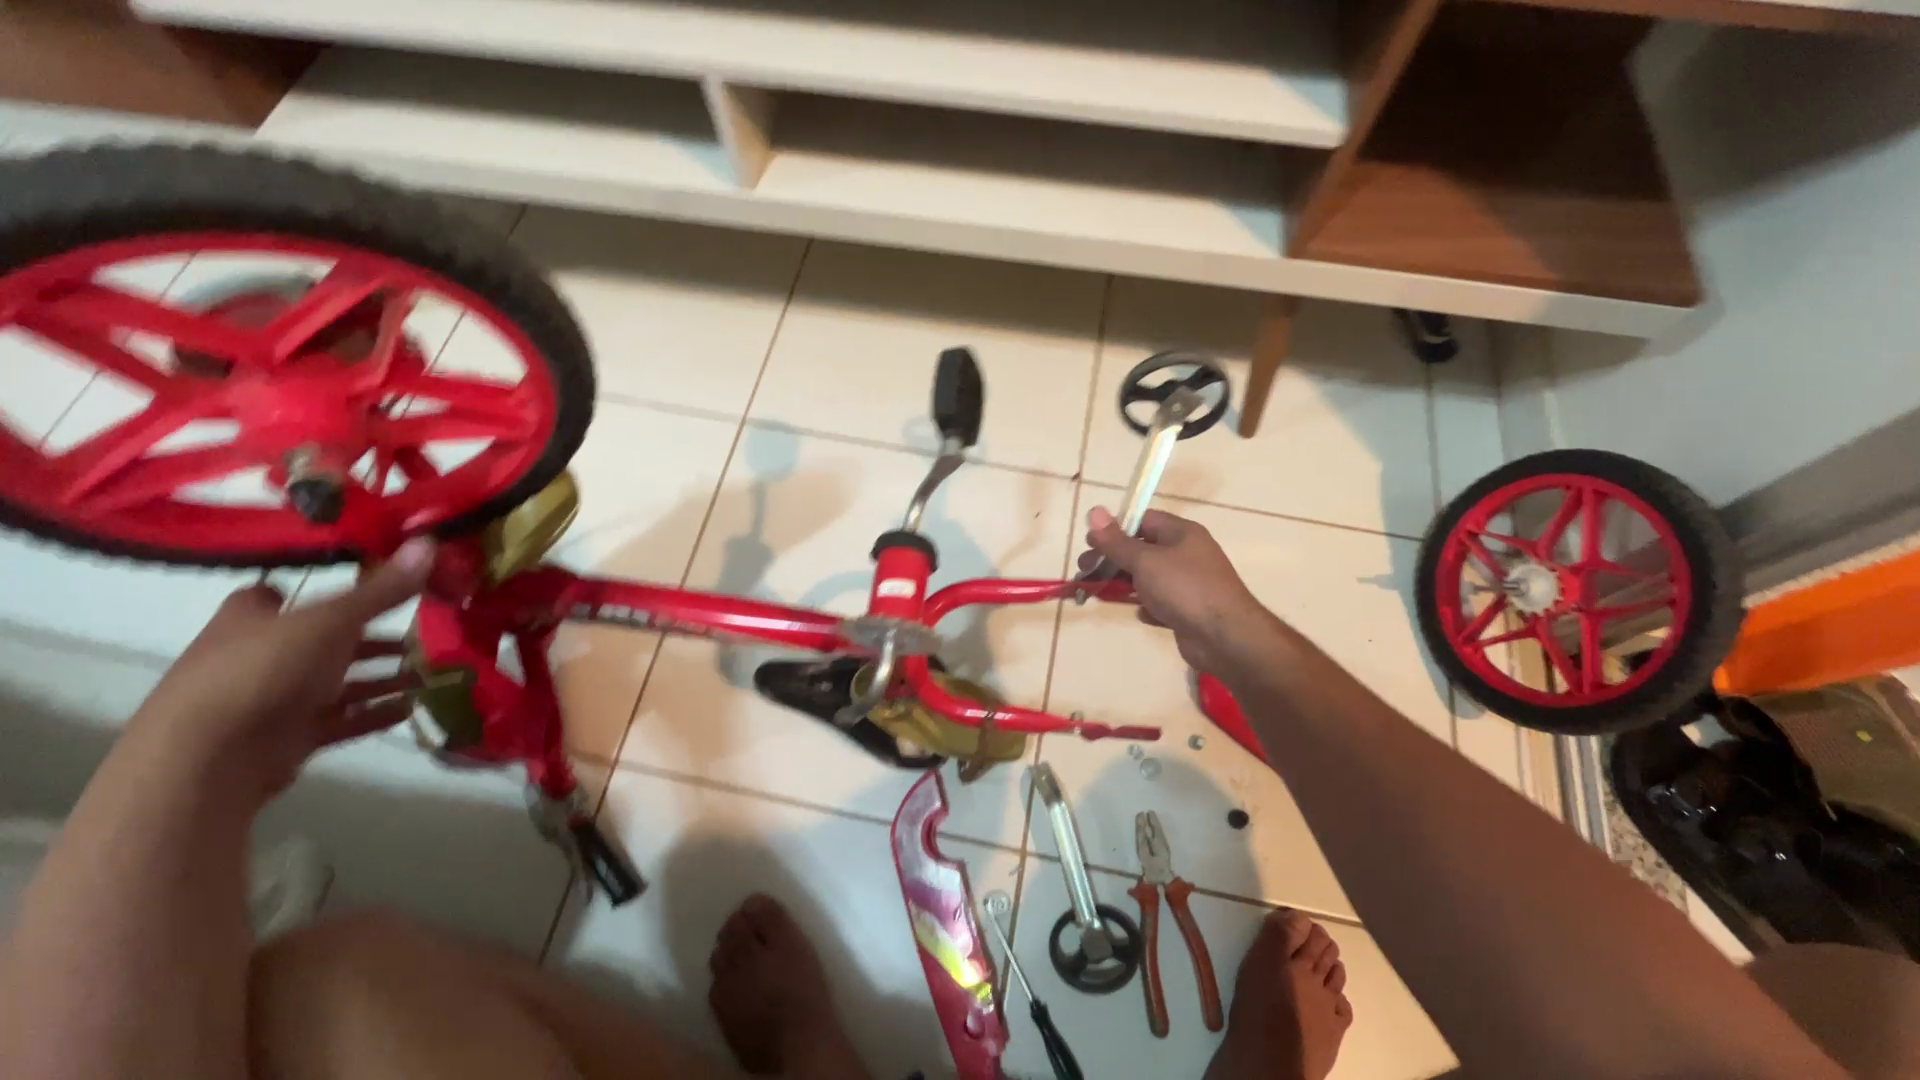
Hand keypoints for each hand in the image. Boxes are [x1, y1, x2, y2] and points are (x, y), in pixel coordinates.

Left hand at [131, 537, 436, 798]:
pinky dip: (374, 715)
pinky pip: (342, 721)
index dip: (316, 589)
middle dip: (373, 640)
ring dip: (383, 680)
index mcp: (253, 618)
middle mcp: (261, 654)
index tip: (367, 586)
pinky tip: (411, 710)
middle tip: (421, 636)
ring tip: (429, 676)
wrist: (208, 759)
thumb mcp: (330, 621)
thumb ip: (381, 590)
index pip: (278, 594)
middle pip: (323, 641)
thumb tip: (430, 541)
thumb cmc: (262, 670)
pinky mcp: (290, 738)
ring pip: (338, 683)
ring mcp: (275, 699)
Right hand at [1078, 506, 1275, 676]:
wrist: (1225, 637)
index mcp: (1181, 533)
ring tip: (1098, 593)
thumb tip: (1094, 511)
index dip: (1116, 529)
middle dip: (1112, 559)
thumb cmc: (1184, 589)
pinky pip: (1160, 602)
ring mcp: (1189, 583)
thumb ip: (1116, 541)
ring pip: (1148, 577)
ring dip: (1124, 584)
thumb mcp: (1145, 561)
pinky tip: (1140, 613)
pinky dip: (1146, 606)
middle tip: (1085, 571)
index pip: (1143, 520)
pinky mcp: (1188, 609)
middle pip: (1142, 549)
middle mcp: (1187, 553)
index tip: (1092, 543)